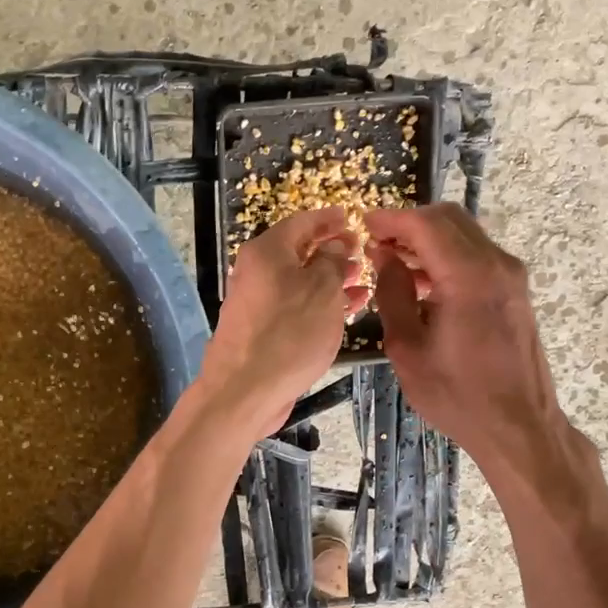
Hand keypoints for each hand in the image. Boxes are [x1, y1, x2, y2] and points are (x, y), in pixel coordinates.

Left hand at [202, 207, 366, 434]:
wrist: (245, 390)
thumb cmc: (289, 333)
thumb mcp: (322, 290)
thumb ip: (332, 262)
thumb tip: (333, 247)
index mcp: (266, 252)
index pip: (301, 223)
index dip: (329, 219)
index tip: (351, 217)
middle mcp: (255, 273)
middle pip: (297, 254)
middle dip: (331, 252)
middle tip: (361, 253)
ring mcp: (256, 305)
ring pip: (298, 284)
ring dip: (330, 282)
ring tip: (362, 283)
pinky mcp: (261, 333)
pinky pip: (294, 309)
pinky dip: (319, 306)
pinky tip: (346, 311)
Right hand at [365, 204, 575, 476]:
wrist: (517, 425)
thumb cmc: (456, 395)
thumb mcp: (407, 348)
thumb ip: (393, 294)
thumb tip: (383, 256)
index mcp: (469, 276)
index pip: (426, 224)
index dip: (391, 219)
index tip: (363, 223)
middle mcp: (496, 265)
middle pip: (449, 219)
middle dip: (409, 224)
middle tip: (376, 242)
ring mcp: (511, 276)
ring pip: (465, 235)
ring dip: (428, 240)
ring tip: (392, 263)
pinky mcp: (515, 291)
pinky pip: (476, 256)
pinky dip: (447, 257)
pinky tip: (422, 283)